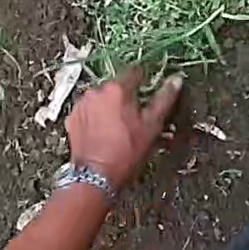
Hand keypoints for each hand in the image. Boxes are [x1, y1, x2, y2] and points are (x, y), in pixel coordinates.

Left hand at [65, 68, 182, 189]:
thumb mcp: (152, 126)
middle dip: (126, 99)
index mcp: (118, 89)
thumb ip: (164, 99)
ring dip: (109, 108)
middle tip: (134, 119)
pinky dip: (95, 117)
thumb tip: (176, 80)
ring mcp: (82, 104)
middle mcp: (96, 91)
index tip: (149, 94)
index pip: (135, 73)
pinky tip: (103, 133)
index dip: (145, 82)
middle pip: (116, 88)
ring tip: (117, 129)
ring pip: (101, 99)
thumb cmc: (126, 152)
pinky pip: (88, 111)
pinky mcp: (72, 118)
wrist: (96, 176)